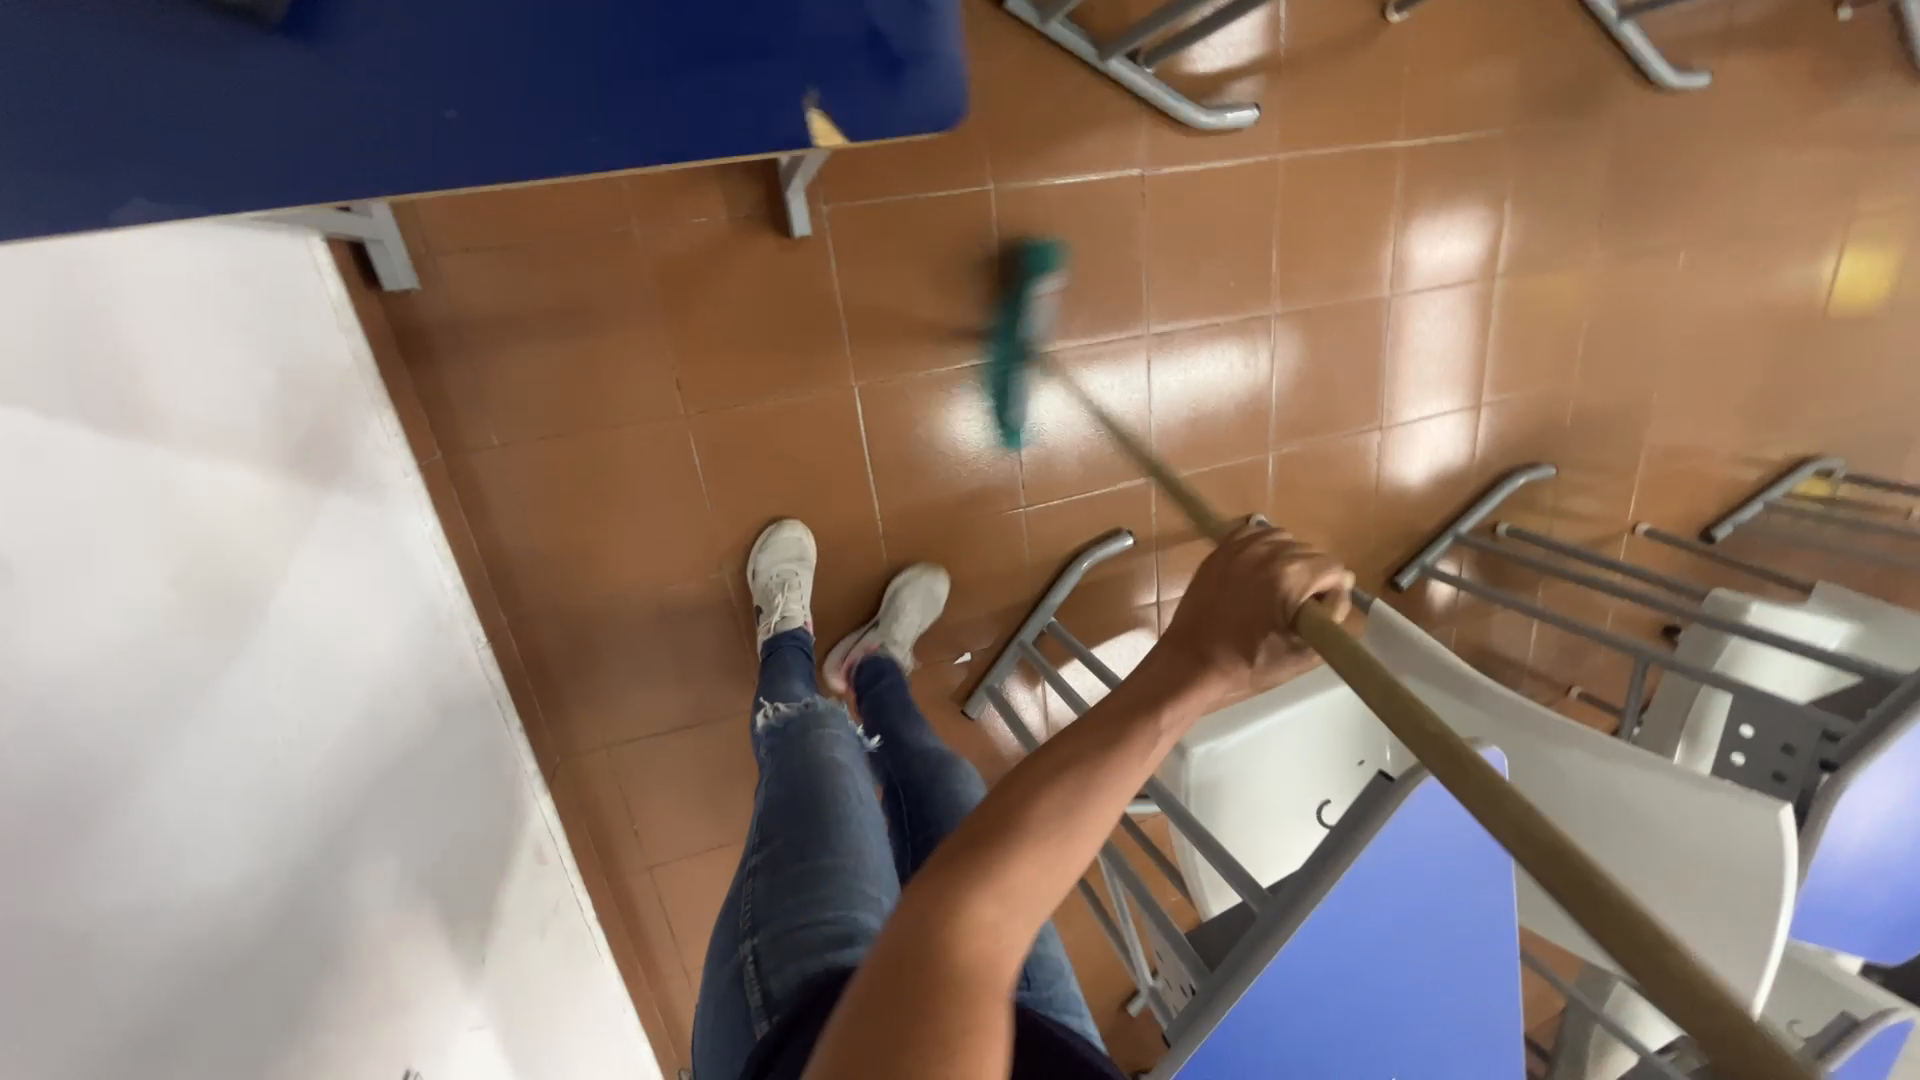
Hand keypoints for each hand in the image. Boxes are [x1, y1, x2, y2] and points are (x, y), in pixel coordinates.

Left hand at [1150, 519, 1354, 694]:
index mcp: (1291, 575)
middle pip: (1311, 553)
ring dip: (1288, 560)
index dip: (1334, 593)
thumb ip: (1333, 617)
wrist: (1193, 659)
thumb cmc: (1249, 662)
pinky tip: (1258, 570)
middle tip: (1296, 607)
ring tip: (1277, 589)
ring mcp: (1240, 547)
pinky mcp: (1220, 550)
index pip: (1335, 568)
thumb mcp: (1305, 652)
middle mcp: (1268, 551)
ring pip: (1284, 539)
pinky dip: (1262, 547)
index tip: (1319, 614)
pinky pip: (1253, 533)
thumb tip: (1337, 594)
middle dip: (1312, 578)